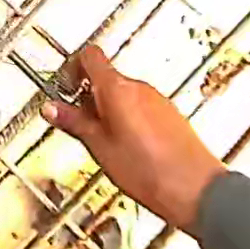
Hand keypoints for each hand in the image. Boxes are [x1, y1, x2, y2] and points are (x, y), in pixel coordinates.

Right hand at [40, 45, 223, 230]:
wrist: (197, 192)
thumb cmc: (150, 170)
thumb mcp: (100, 147)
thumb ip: (74, 123)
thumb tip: (52, 108)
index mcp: (116, 88)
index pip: (89, 56)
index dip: (72, 67)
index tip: (65, 87)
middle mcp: (138, 87)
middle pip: (105, 76)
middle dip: (88, 95)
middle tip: (78, 120)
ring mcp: (156, 100)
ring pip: (122, 93)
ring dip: (107, 108)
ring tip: (102, 140)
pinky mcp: (169, 115)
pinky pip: (140, 106)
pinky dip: (127, 117)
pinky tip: (126, 147)